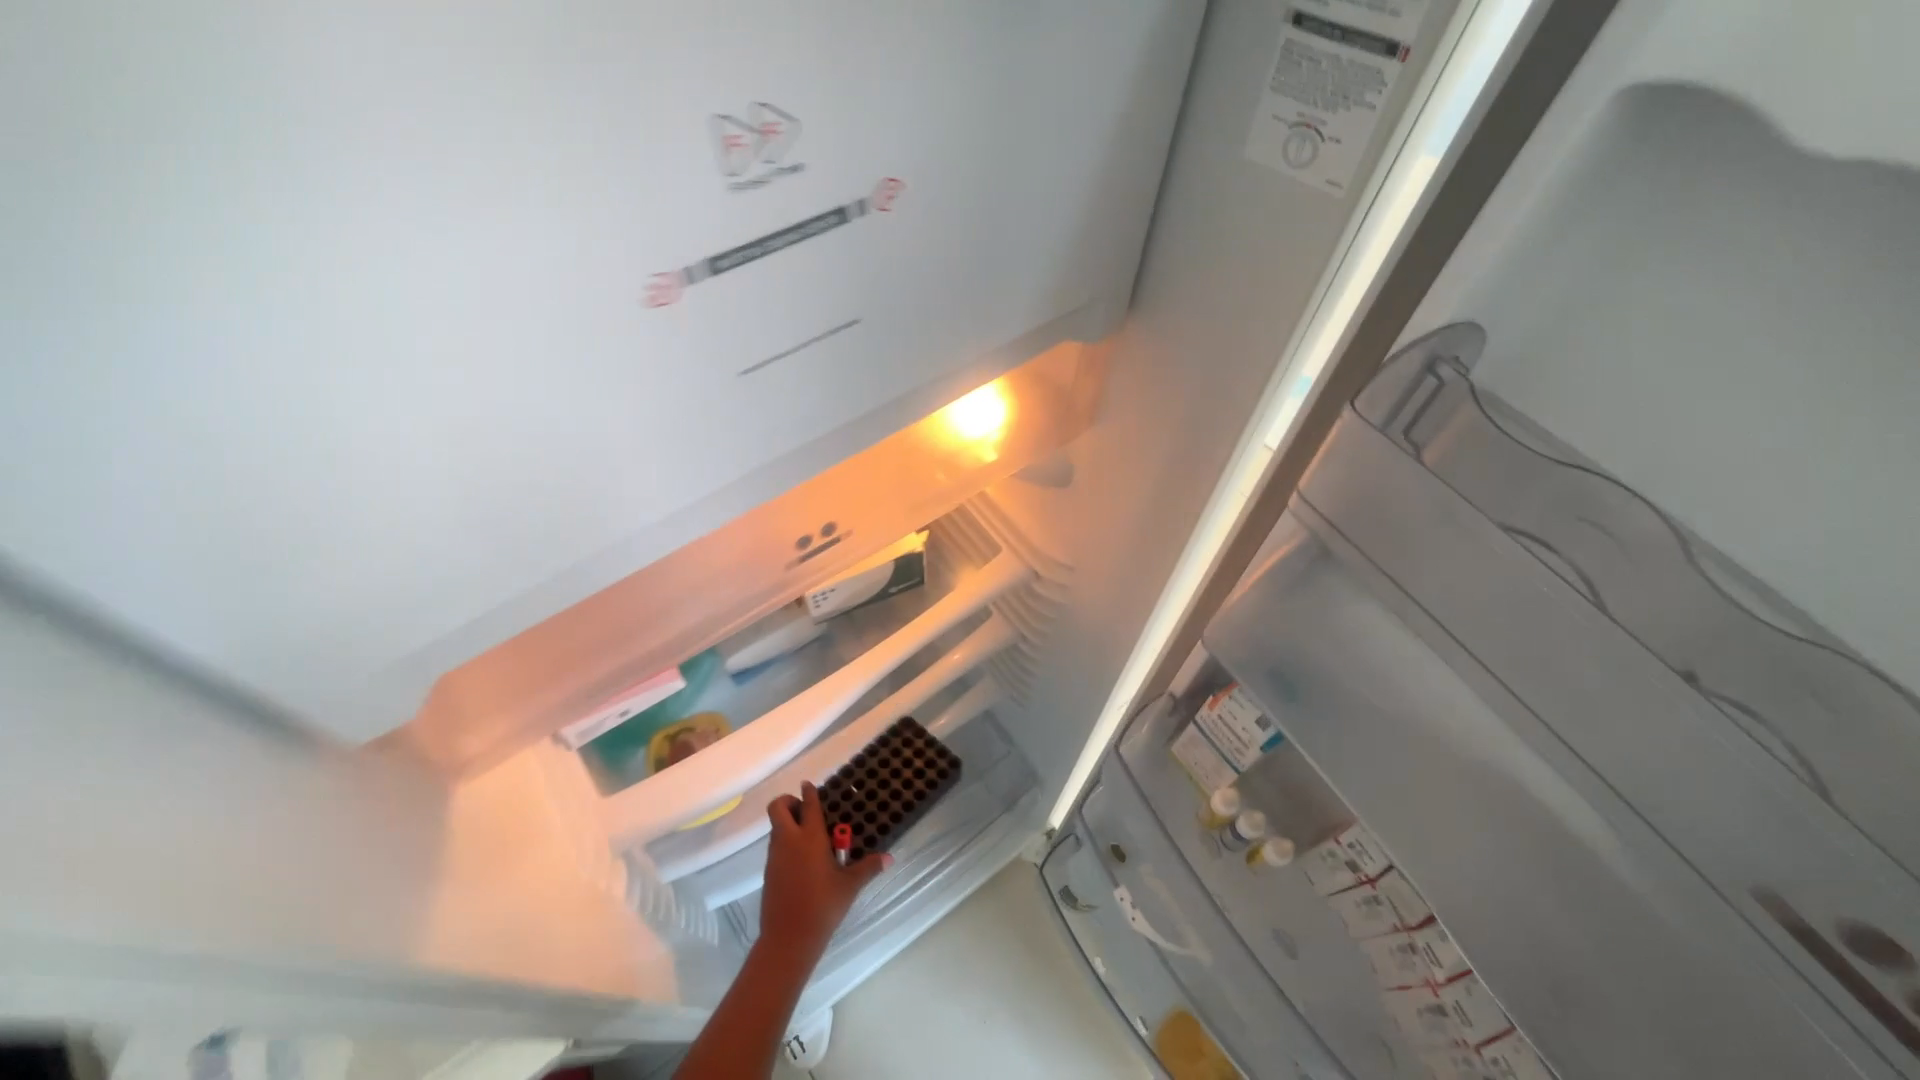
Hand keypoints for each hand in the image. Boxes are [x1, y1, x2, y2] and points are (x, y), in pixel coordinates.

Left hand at [761, 781, 890, 959]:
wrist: (789, 937)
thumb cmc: (823, 905)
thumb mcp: (850, 886)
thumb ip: (868, 867)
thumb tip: (889, 858)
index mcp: (810, 838)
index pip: (807, 805)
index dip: (808, 792)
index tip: (809, 785)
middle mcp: (789, 840)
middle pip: (778, 807)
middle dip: (788, 801)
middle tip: (805, 810)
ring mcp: (775, 856)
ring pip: (775, 827)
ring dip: (787, 823)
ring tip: (809, 837)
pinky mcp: (769, 871)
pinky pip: (775, 846)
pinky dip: (785, 842)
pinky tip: (802, 860)